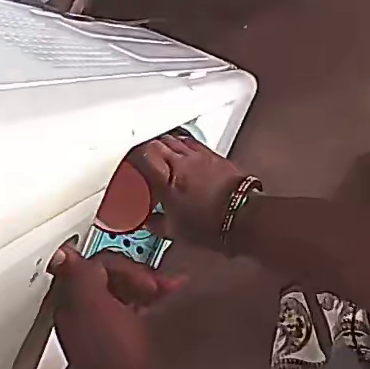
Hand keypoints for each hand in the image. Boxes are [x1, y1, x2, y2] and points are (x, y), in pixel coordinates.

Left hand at [46, 243, 185, 368]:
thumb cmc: (116, 360)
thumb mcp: (97, 305)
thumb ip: (81, 275)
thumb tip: (64, 252)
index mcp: (71, 301)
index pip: (94, 262)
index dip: (123, 265)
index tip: (144, 277)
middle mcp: (78, 313)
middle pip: (106, 276)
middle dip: (136, 274)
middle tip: (159, 285)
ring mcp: (95, 329)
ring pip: (118, 291)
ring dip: (143, 285)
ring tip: (166, 290)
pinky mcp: (113, 344)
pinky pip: (126, 308)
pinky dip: (143, 301)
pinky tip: (156, 304)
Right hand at [128, 133, 249, 249]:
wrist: (243, 219)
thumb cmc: (213, 224)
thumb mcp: (175, 230)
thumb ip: (156, 224)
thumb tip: (149, 222)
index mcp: (167, 179)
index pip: (142, 154)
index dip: (131, 153)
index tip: (126, 158)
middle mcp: (181, 163)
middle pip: (156, 142)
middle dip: (145, 146)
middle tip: (139, 154)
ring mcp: (198, 156)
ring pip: (173, 138)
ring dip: (163, 142)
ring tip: (158, 150)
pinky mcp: (212, 155)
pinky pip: (190, 141)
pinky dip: (181, 143)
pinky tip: (181, 151)